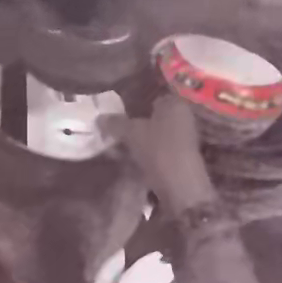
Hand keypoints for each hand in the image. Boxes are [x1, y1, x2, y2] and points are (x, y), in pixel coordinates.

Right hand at [121, 96, 215, 211]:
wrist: (180, 185)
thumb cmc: (158, 149)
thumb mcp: (130, 133)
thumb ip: (115, 122)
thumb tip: (99, 118)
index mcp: (173, 104)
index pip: (150, 97)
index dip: (132, 103)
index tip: (114, 111)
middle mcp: (182, 116)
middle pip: (151, 116)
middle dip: (132, 122)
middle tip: (111, 128)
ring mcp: (182, 137)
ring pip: (152, 133)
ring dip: (135, 138)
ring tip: (114, 145)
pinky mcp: (179, 155)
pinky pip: (155, 147)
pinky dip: (142, 150)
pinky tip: (126, 157)